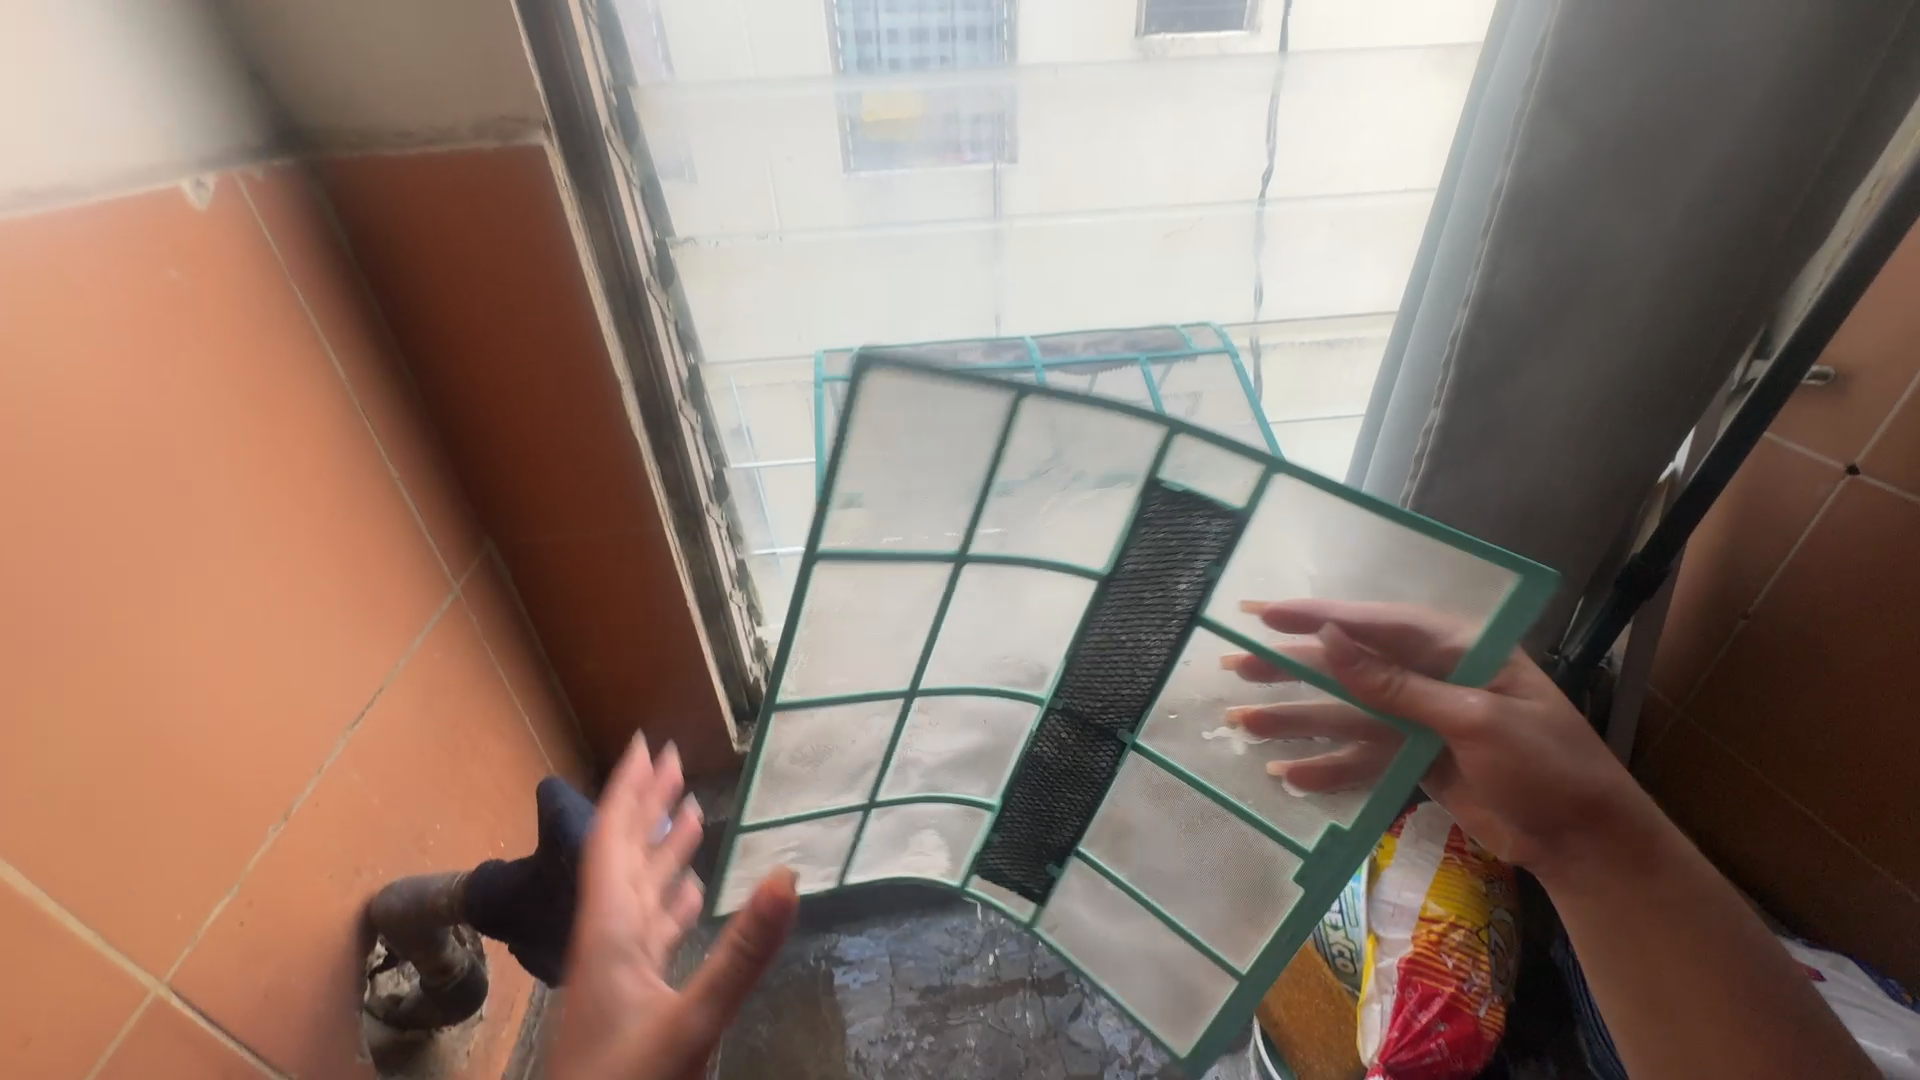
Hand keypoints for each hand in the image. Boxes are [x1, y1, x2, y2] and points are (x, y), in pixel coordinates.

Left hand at [546, 737, 798, 1079]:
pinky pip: (653, 931)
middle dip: (649, 806)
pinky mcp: (633, 998)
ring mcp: (619, 972)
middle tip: (674, 760)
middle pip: (626, 857)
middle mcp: (611, 941)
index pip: (615, 842)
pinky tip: (691, 894)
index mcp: (612, 934)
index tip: (648, 745)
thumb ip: (743, 952)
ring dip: (663, 849)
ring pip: (640, 892)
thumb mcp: (693, 1023)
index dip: (630, 792)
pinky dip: (672, 901)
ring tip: (689, 813)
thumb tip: (789, 876)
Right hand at [1226, 598, 1653, 879]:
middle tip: (1234, 665)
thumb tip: (1328, 638)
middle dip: (1289, 667)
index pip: (1374, 624)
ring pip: (1344, 713)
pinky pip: (1359, 756)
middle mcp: (1431, 677)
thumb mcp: (1474, 720)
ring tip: (1242, 721)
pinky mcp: (1415, 759)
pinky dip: (1325, 767)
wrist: (1591, 849)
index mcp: (1457, 650)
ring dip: (1295, 719)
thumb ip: (1395, 682)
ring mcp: (1420, 720)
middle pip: (1347, 666)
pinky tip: (1286, 775)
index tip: (1260, 614)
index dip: (1314, 617)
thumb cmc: (1549, 768)